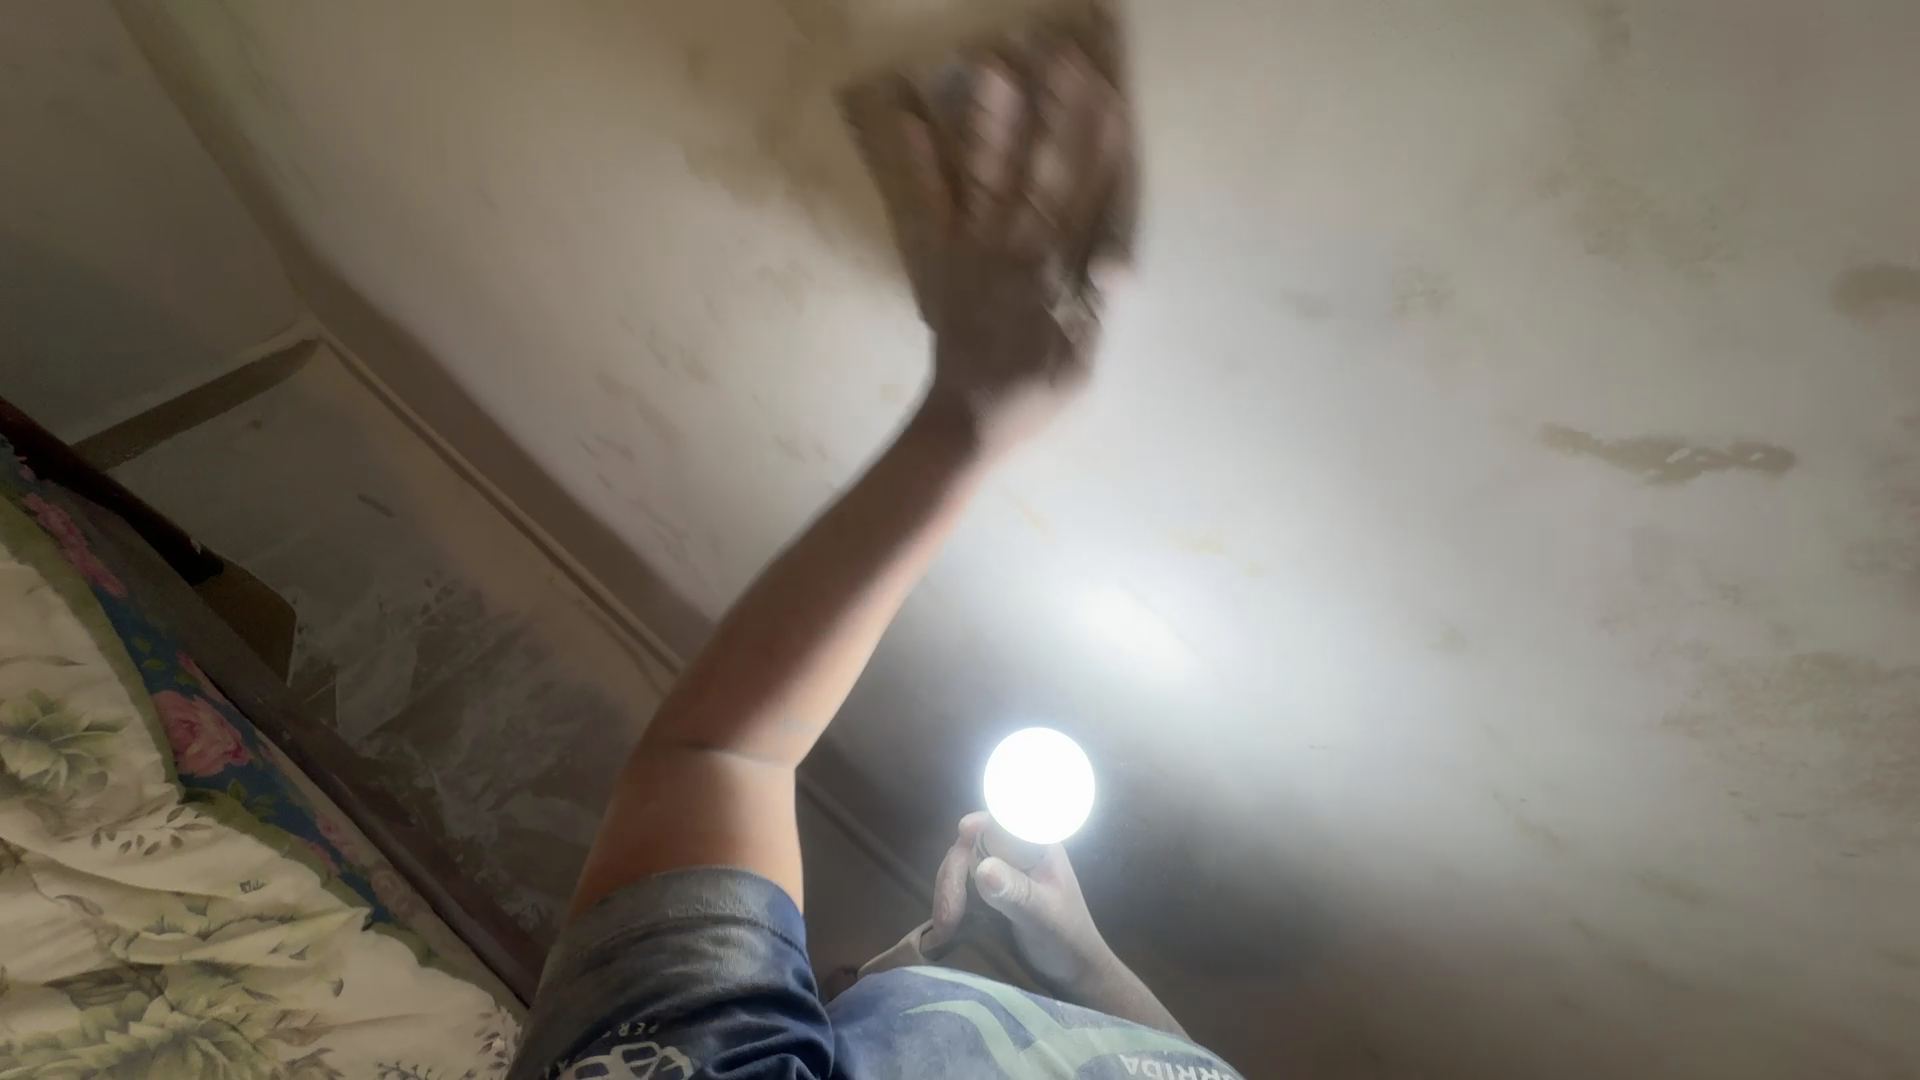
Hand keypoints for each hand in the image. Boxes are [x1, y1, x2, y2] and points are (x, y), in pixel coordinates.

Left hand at [891, 39, 1133, 455]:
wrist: (967, 423)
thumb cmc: (1033, 399)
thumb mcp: (1081, 368)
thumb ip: (1097, 313)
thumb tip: (1117, 261)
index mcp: (1058, 278)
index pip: (1087, 202)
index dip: (1100, 150)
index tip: (1110, 98)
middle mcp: (1018, 254)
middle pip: (1042, 175)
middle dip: (1055, 114)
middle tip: (1061, 56)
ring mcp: (977, 254)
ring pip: (989, 180)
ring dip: (992, 124)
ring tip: (992, 68)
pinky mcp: (946, 261)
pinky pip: (934, 208)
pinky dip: (922, 166)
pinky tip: (908, 122)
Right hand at [923, 811, 1117, 997]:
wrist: (1074, 972)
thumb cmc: (1069, 939)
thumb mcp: (1044, 916)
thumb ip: (1016, 893)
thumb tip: (982, 868)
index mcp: (1035, 844)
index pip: (1001, 819)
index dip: (978, 822)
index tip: (963, 832)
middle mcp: (1015, 850)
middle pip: (972, 843)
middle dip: (954, 873)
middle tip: (947, 917)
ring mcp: (1002, 869)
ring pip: (962, 864)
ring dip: (947, 890)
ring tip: (944, 928)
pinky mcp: (990, 890)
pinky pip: (961, 884)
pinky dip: (950, 901)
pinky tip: (946, 926)